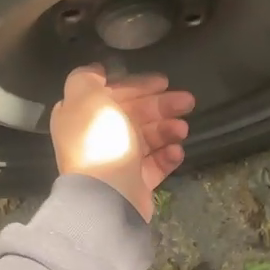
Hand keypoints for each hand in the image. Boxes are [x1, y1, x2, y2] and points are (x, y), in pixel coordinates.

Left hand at [49, 65, 193, 220]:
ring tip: (182, 130)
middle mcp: (97, 137)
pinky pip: (154, 164)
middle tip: (188, 101)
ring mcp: (116, 161)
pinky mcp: (134, 183)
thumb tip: (97, 72)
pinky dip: (167, 156)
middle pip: (133, 114)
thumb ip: (85, 77)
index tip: (164, 82)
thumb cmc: (99, 141)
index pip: (112, 94)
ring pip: (147, 138)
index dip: (138, 85)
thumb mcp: (85, 97)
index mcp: (81, 116)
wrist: (107, 197)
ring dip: (167, 129)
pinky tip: (177, 151)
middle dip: (161, 106)